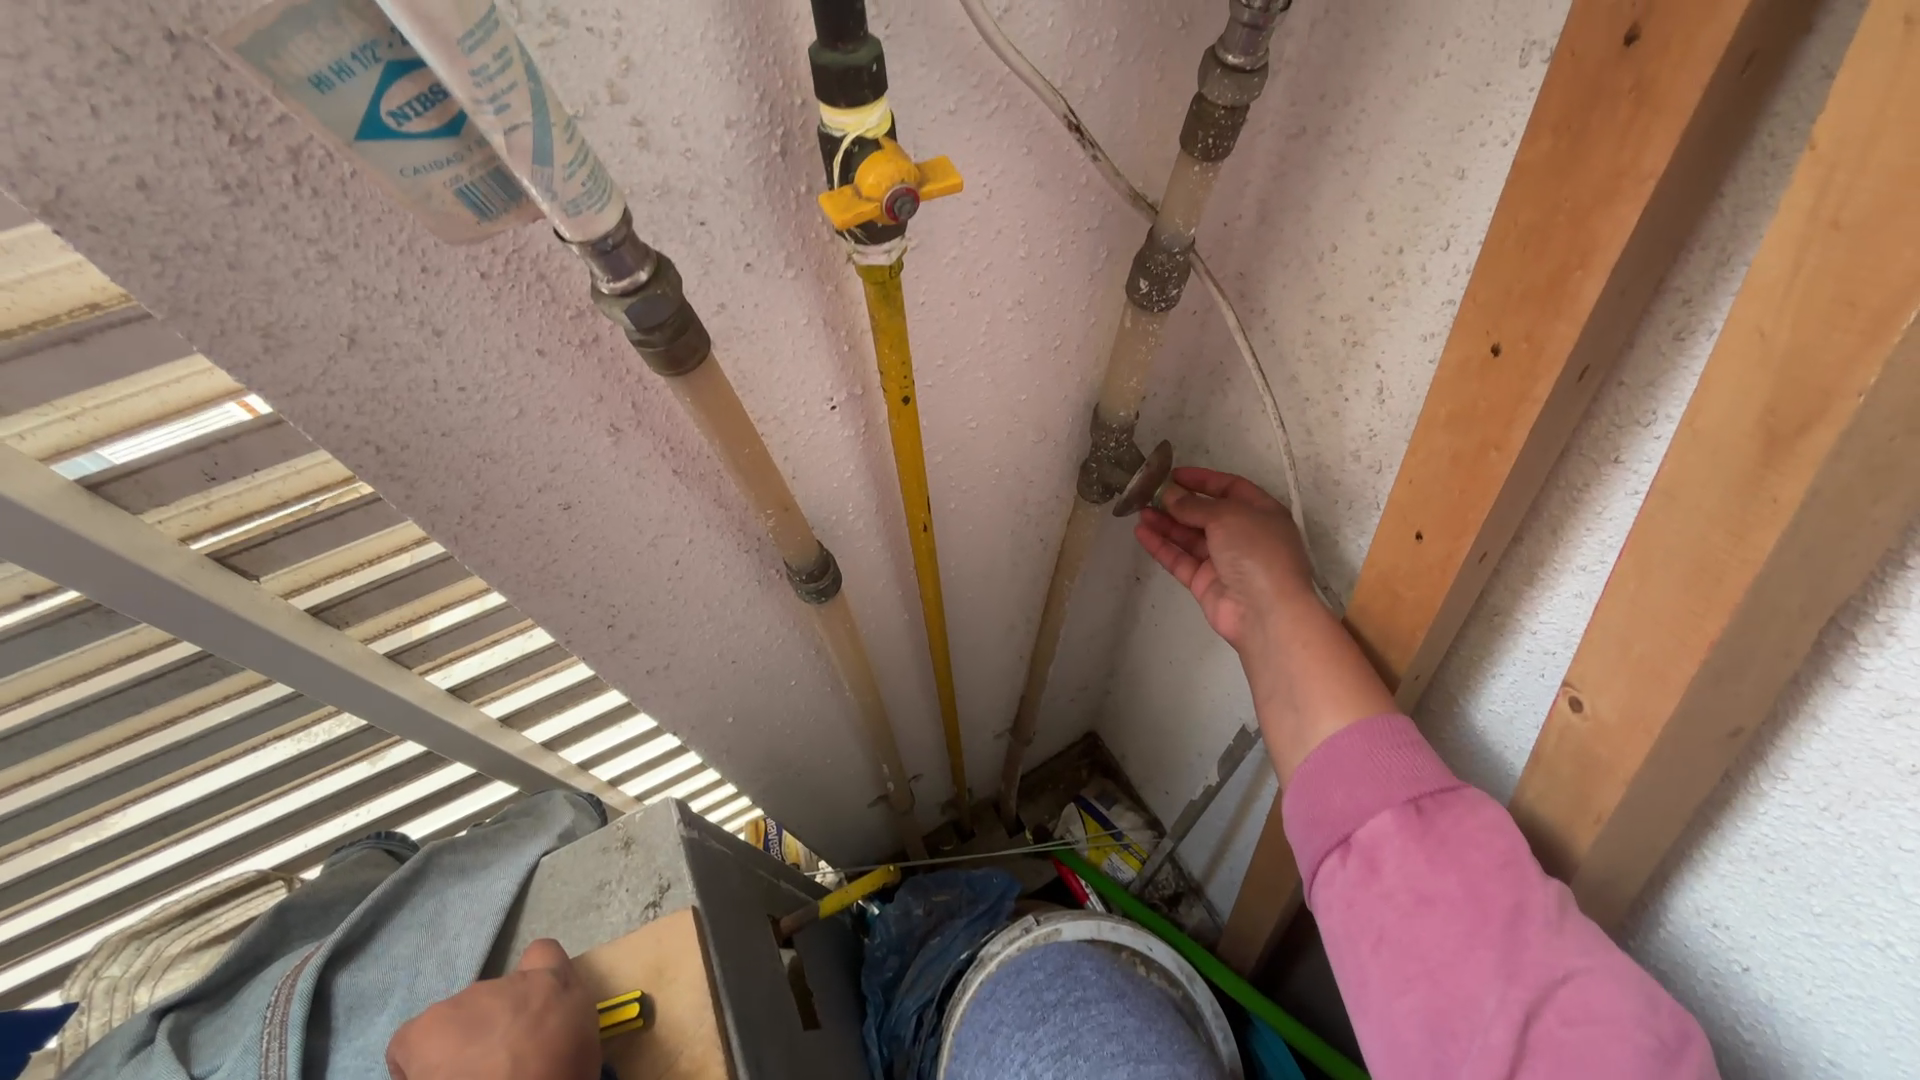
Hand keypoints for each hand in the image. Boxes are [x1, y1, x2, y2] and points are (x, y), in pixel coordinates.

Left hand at [386, 939, 600, 1079]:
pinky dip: (414, 1063)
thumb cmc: (559, 1079)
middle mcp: (507, 983)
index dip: (533, 982)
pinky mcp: (423, 1030)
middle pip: (493, 998)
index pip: (543, 954)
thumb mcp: (583, 1049)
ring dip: (458, 1045)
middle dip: (491, 1027)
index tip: (529, 1017)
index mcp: (553, 984)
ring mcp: (463, 1002)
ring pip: (455, 1020)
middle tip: (495, 1068)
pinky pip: (409, 1043)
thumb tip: (546, 1033)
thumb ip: (565, 1024)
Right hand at [1132, 467, 1318, 651]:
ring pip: (1190, 537)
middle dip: (1178, 503)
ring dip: (1166, 523)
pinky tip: (1142, 533)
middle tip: (1150, 493)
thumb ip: (1194, 505)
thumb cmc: (1257, 552)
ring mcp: (1224, 561)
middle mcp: (1244, 535)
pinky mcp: (1206, 582)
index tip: (1174, 474)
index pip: (1230, 488)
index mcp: (1261, 513)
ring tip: (1140, 510)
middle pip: (1206, 513)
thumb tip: (1170, 494)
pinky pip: (1180, 559)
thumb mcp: (1228, 516)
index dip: (1203, 480)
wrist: (1265, 611)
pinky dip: (1161, 546)